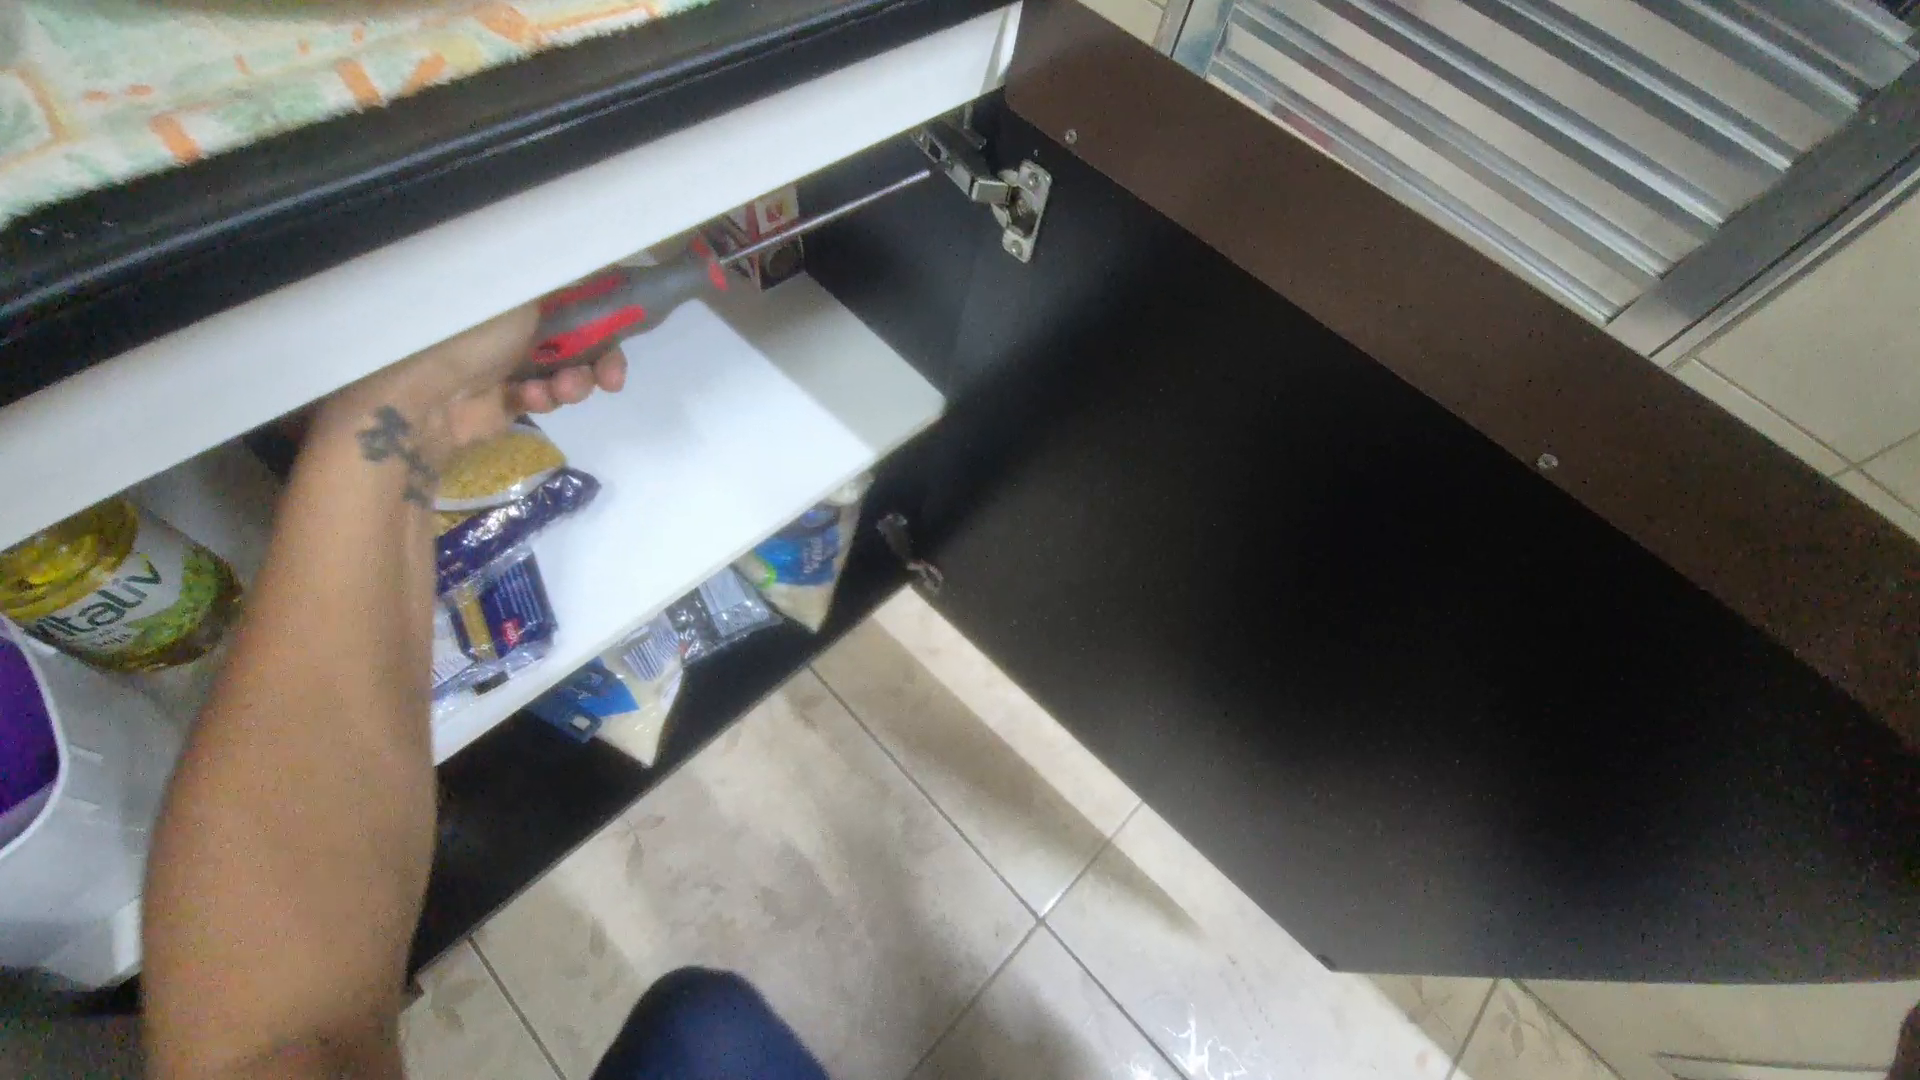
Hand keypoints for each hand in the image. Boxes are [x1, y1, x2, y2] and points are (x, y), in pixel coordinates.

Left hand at [319, 304, 627, 468]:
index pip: (573, 294)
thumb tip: (589, 267)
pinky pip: (546, 398)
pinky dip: (545, 399)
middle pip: (578, 338)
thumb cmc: (469, 333)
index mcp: (513, 290)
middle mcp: (512, 322)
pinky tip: (530, 399)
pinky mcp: (507, 399)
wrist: (422, 395)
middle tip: (612, 378)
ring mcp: (509, 362)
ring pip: (568, 372)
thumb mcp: (522, 293)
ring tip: (563, 391)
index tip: (626, 325)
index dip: (604, 311)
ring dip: (575, 383)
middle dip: (600, 359)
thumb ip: (564, 284)